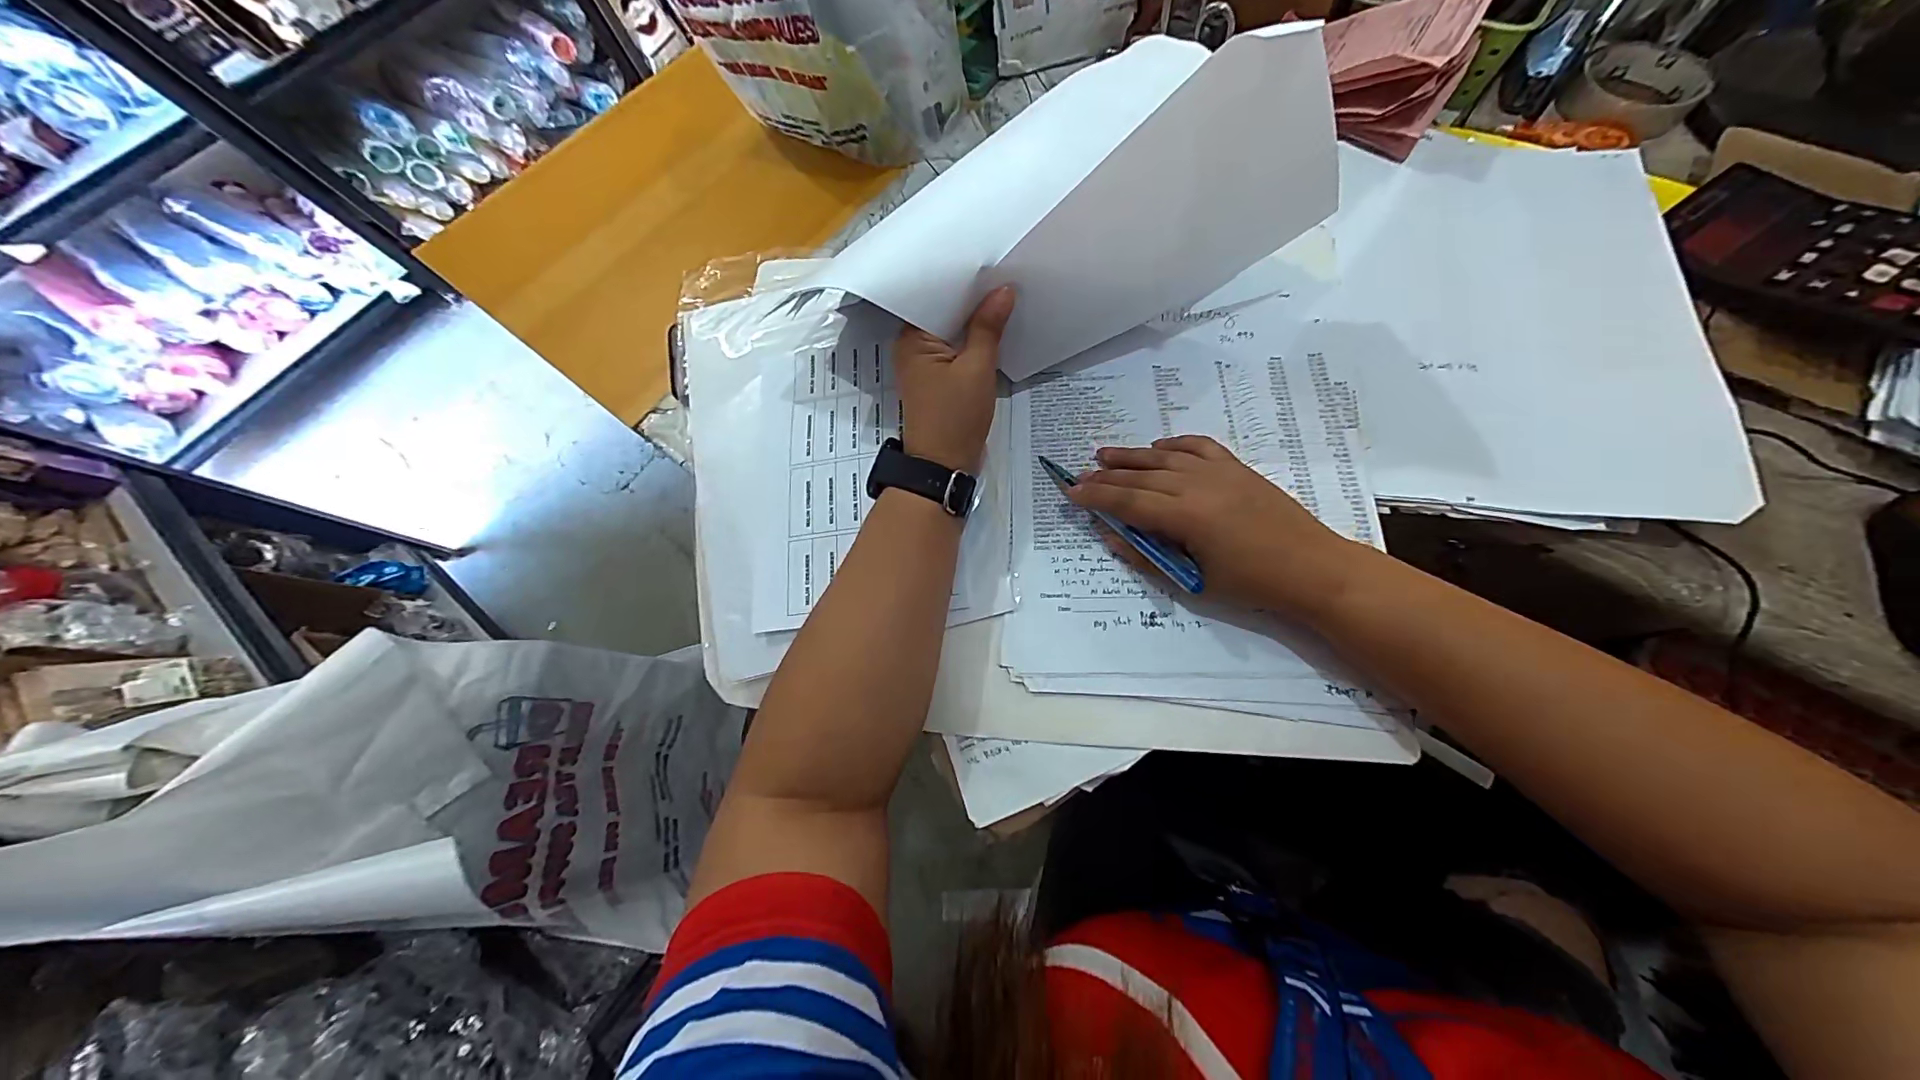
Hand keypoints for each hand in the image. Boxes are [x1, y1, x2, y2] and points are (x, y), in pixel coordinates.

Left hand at [893, 287, 1014, 471]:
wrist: (944, 466)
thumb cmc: (955, 419)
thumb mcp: (977, 369)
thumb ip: (989, 327)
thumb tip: (1003, 291)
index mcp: (911, 338)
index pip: (934, 294)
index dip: (962, 278)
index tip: (989, 260)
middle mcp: (912, 346)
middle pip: (943, 311)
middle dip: (971, 297)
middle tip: (1002, 272)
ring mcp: (925, 363)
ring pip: (951, 329)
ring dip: (974, 319)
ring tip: (1004, 294)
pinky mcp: (938, 377)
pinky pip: (955, 348)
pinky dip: (973, 340)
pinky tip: (995, 328)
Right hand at [1067, 435, 1370, 617]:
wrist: (1312, 568)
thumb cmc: (1252, 583)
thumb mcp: (1194, 579)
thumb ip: (1148, 556)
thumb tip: (1112, 537)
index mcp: (1186, 515)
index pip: (1128, 501)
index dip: (1096, 496)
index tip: (1071, 492)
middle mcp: (1198, 485)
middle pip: (1141, 475)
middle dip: (1106, 475)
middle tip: (1079, 475)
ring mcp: (1220, 472)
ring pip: (1165, 456)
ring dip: (1132, 455)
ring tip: (1105, 453)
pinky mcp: (1237, 468)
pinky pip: (1199, 446)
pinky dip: (1175, 443)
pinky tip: (1159, 446)